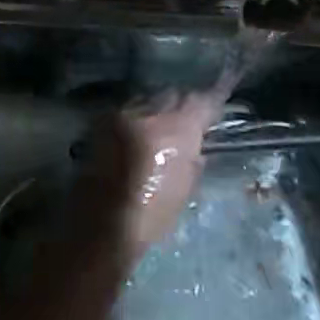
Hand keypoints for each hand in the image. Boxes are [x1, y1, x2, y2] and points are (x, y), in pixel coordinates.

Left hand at [72, 87, 226, 267]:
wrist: (101, 225)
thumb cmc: (152, 212)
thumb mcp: (185, 187)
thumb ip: (194, 156)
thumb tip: (195, 143)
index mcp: (178, 125)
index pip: (204, 100)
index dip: (214, 99)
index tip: (219, 100)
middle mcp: (151, 110)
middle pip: (174, 94)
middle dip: (183, 103)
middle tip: (188, 118)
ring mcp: (124, 113)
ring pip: (149, 99)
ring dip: (158, 109)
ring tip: (161, 125)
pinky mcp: (102, 122)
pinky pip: (128, 111)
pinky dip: (137, 117)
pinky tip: (138, 133)